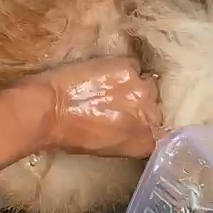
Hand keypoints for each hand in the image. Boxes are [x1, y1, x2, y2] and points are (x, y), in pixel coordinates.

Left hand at [21, 57, 161, 158]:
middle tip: (119, 101)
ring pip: (147, 82)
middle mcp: (150, 117)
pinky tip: (103, 73)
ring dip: (132, 84)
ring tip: (110, 86)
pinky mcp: (128, 67)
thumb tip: (131, 125)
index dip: (148, 122)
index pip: (162, 132)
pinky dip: (121, 68)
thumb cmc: (70, 136)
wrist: (50, 110)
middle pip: (155, 104)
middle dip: (140, 103)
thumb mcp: (106, 148)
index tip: (137, 118)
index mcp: (144, 143)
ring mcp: (142, 90)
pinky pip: (133, 65)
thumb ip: (128, 138)